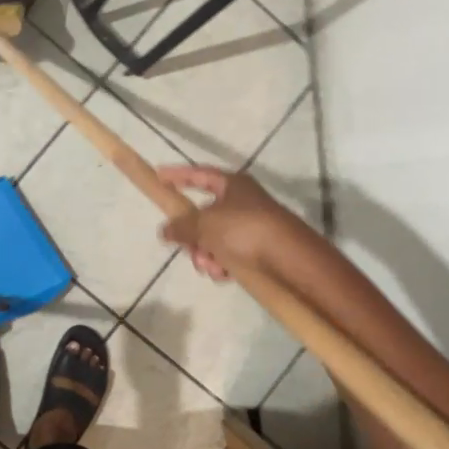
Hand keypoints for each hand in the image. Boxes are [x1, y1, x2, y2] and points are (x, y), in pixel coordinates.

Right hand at [158, 164, 297, 280]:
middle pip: (204, 215)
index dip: (178, 175)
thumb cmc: (245, 229)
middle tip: (187, 247)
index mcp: (232, 185)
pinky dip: (223, 264)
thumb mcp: (205, 224)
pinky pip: (230, 254)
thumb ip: (181, 226)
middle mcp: (242, 202)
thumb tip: (165, 230)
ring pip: (214, 239)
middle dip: (192, 235)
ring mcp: (251, 226)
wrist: (289, 256)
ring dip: (206, 254)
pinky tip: (224, 273)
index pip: (199, 174)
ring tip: (210, 265)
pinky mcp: (258, 249)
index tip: (159, 176)